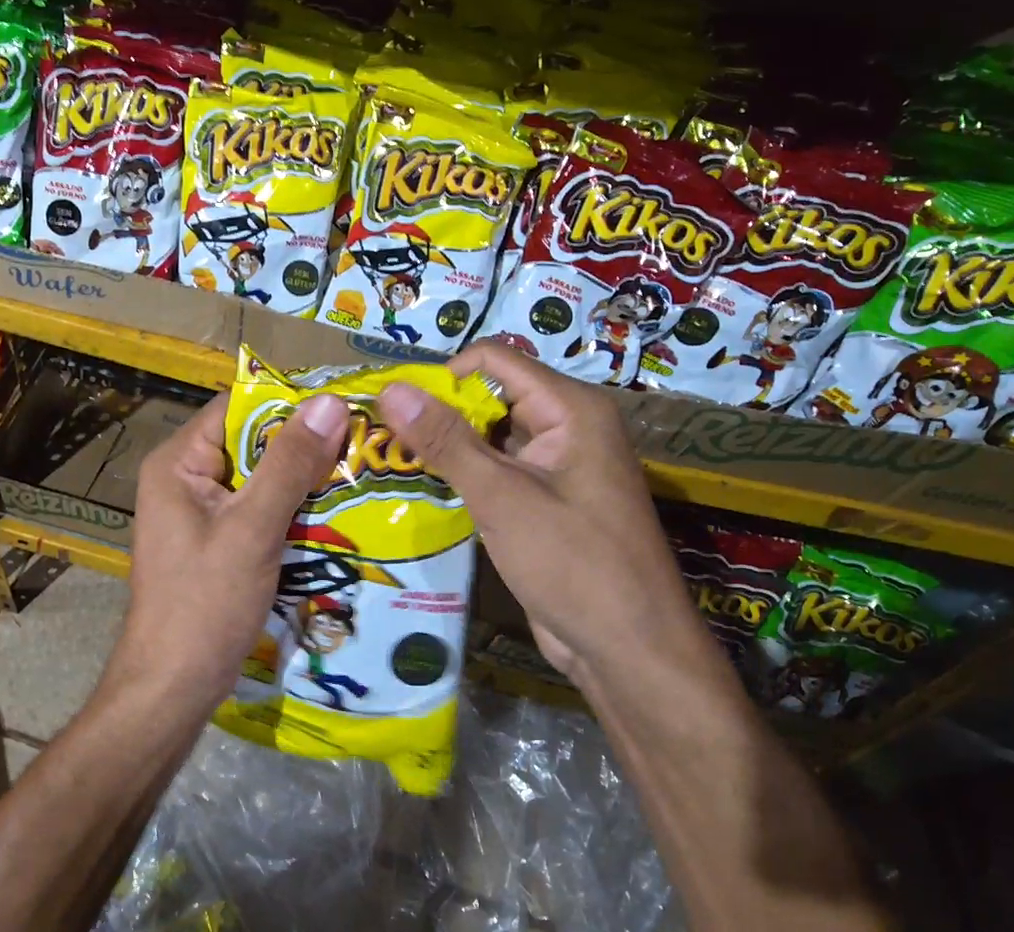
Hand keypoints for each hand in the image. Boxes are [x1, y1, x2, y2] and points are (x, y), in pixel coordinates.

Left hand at [110, 392, 348, 712]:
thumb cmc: (205, 604)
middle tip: (365, 442)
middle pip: (250, 443)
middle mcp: (184, 479)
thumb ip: (289, 465)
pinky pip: (258, 512)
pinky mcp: (216, 544)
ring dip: (302, 481)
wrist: (173, 685)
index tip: (345, 404)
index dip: (288, 403)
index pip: (236, 408)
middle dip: (303, 445)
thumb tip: (329, 402)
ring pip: (259, 479)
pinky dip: (292, 512)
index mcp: (177, 463)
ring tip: (362, 474)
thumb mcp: (251, 529)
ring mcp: (199, 514)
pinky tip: (336, 516)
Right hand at [376, 343, 695, 684]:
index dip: (443, 377)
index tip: (396, 409)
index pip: (494, 361)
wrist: (630, 651)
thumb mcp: (502, 498)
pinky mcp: (545, 502)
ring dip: (446, 448)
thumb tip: (392, 389)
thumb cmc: (574, 565)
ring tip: (393, 464)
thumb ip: (445, 441)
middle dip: (439, 414)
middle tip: (383, 439)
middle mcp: (567, 428)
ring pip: (489, 437)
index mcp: (571, 410)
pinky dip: (463, 478)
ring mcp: (558, 467)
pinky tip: (424, 493)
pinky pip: (497, 472)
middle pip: (490, 397)